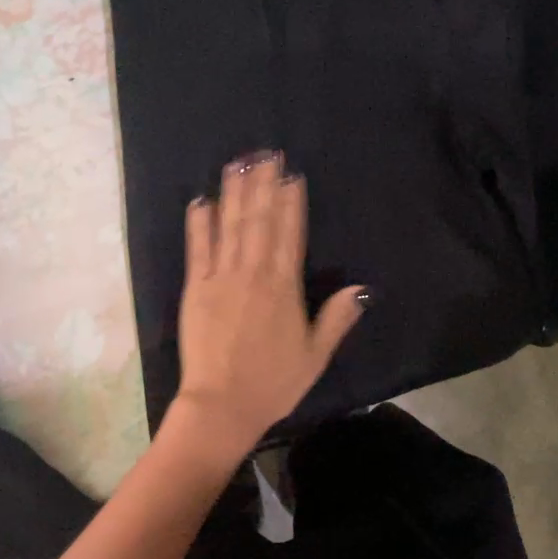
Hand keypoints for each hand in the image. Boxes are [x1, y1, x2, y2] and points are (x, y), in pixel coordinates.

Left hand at [173, 151, 365, 452]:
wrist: (221, 404)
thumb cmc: (273, 382)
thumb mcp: (315, 355)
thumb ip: (336, 318)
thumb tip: (361, 288)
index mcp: (284, 287)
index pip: (289, 234)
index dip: (291, 202)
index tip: (291, 175)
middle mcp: (253, 273)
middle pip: (260, 220)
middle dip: (263, 185)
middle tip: (265, 154)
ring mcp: (221, 277)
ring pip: (230, 226)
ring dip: (235, 193)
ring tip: (238, 164)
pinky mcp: (196, 287)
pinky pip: (198, 248)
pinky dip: (200, 223)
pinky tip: (202, 201)